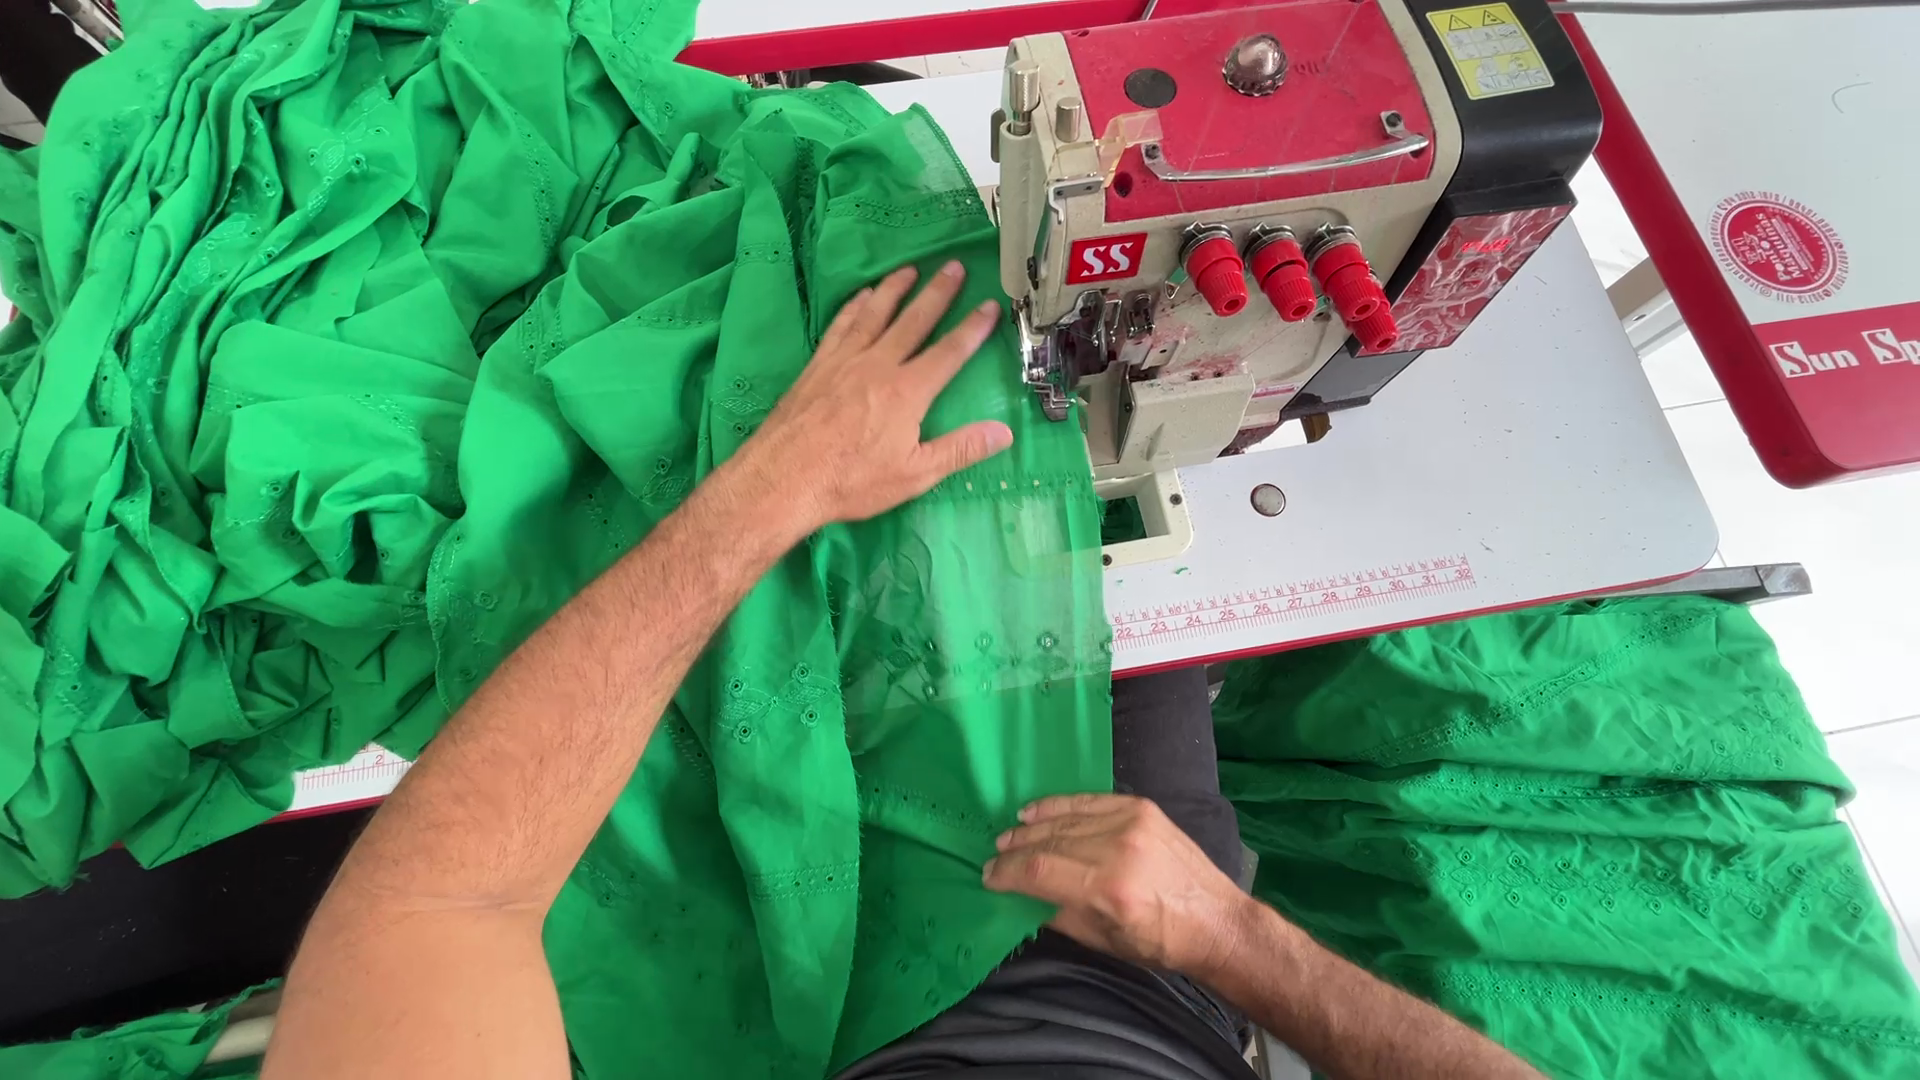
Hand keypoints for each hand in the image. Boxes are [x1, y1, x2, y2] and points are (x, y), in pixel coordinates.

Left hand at [736, 261, 1012, 532]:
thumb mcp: (915, 475)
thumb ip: (960, 450)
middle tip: (954, 266)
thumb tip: (1004, 432)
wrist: (784, 478)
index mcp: (908, 392)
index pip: (949, 353)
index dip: (972, 329)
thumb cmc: (852, 481)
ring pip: (874, 314)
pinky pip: (841, 326)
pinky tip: (861, 297)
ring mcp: (844, 361)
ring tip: (910, 269)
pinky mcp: (818, 366)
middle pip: (913, 321)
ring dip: (895, 289)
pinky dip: (854, 307)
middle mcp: (878, 365)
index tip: (989, 305)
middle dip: (937, 293)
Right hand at [982, 794, 1255, 977]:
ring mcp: (1130, 822)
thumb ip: (1059, 914)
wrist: (1215, 918)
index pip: (1040, 872)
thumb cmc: (1159, 941)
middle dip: (1015, 851)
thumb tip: (1022, 895)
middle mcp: (1117, 849)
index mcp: (1108, 889)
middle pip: (1049, 842)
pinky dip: (1057, 805)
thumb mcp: (1104, 942)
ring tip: (1009, 835)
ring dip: (1031, 827)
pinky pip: (1088, 801)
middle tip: (993, 857)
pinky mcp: (1139, 807)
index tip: (988, 877)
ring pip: (1065, 819)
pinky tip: (1034, 811)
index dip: (1007, 874)